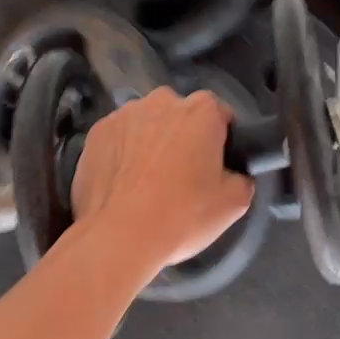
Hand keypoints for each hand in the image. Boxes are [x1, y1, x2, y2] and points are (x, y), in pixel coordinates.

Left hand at [69, 88, 253, 271]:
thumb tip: (235, 175)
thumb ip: (242, 178)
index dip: (220, 143)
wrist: (117, 238)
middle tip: (182, 179)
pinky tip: (122, 184)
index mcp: (202, 110)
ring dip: (150, 144)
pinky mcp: (96, 132)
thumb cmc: (182, 216)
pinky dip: (121, 153)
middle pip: (182, 116)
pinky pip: (118, 138)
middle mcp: (164, 100)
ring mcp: (125, 113)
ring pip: (147, 125)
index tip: (213, 170)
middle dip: (183, 139)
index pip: (221, 116)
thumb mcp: (234, 204)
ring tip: (146, 185)